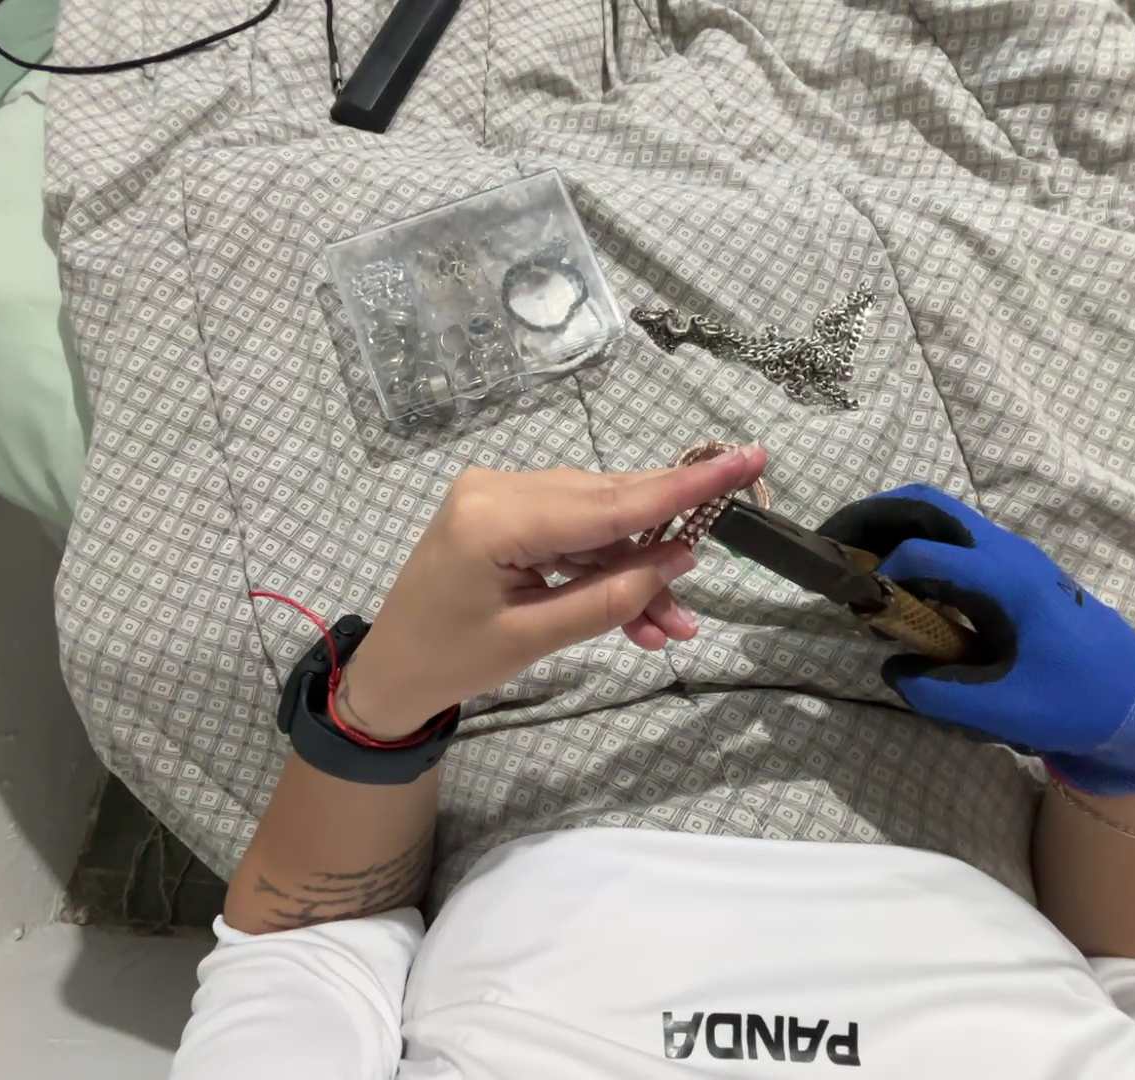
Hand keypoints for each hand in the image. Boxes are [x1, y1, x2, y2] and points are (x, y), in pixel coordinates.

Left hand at [336, 446, 768, 738]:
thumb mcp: (535, 639)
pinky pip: (571, 534)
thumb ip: (610, 596)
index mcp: (496, 516)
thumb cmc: (450, 661)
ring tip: (672, 625)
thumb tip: (680, 557)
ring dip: (636, 572)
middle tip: (713, 565)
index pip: (610, 502)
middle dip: (664, 545)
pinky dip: (604, 570)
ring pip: (596, 523)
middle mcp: (499, 488)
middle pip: (607, 504)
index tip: (744, 460)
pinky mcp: (504, 512)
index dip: (684, 487)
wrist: (390, 672)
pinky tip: (637, 612)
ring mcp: (500, 496)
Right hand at [816, 484, 1134, 794]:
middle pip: (926, 504)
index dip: (880, 575)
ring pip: (937, 513)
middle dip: (871, 516)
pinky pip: (950, 535)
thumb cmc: (1077, 705)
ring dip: (888, 525)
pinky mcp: (1011, 567)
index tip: (861, 608)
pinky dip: (910, 540)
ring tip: (853, 555)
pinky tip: (895, 578)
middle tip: (832, 541)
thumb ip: (937, 693)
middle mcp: (1007, 553)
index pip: (924, 554)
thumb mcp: (1005, 710)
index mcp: (1008, 580)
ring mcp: (1011, 554)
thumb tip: (892, 668)